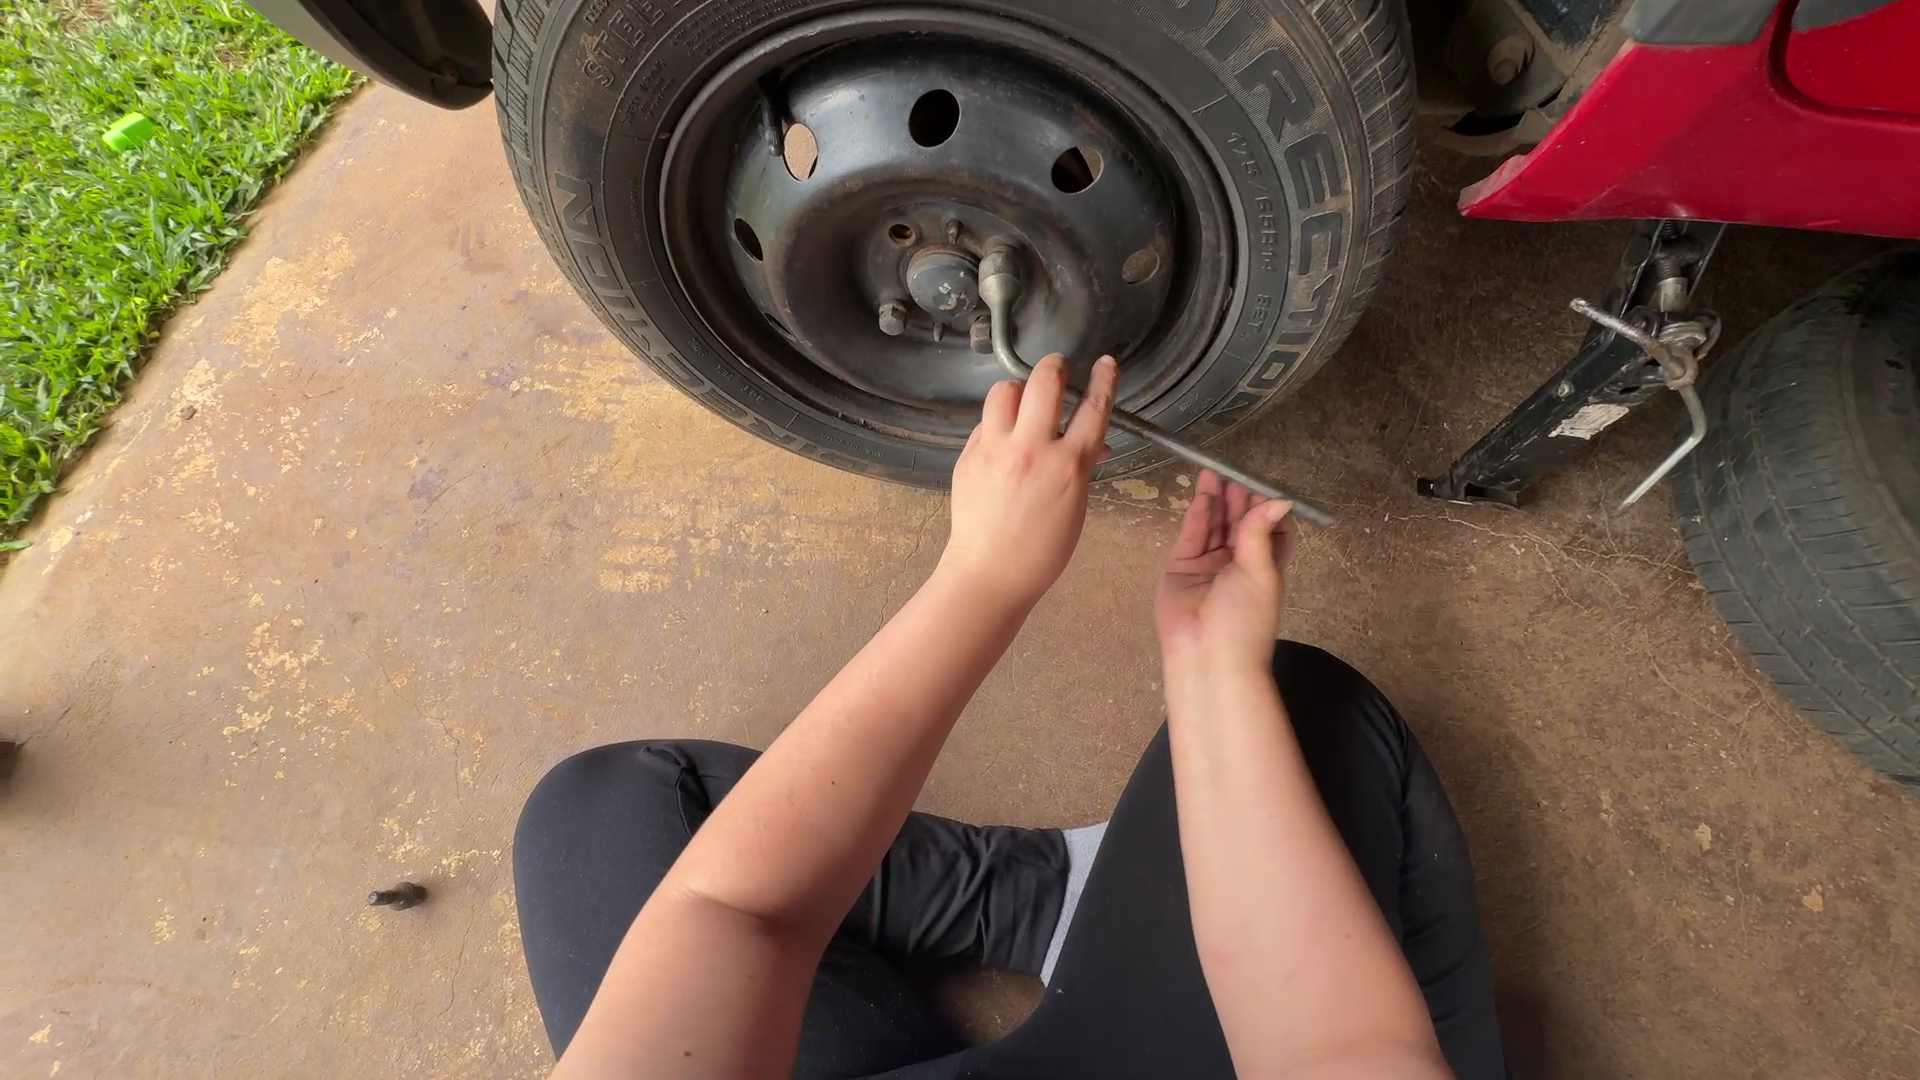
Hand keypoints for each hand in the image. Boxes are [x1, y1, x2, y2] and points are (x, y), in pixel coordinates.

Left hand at [940, 353, 1117, 608]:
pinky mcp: (968, 457)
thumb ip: (1081, 466)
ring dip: (1018, 390)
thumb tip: (1092, 442)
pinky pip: (984, 423)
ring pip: (1004, 391)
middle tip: (1058, 369)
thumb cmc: (1041, 550)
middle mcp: (1031, 450)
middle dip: (1055, 366)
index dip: (1104, 379)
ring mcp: (994, 451)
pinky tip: (1001, 441)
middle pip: (1045, 382)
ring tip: (1023, 404)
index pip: (1094, 408)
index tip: (1106, 363)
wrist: (989, 573)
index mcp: (1068, 466)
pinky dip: (997, 424)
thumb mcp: (1075, 506)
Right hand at [1155, 470, 1298, 668]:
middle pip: (1237, 525)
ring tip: (1214, 476)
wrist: (1208, 654)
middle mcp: (1236, 565)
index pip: (1268, 532)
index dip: (1266, 511)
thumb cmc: (1245, 619)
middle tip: (1234, 477)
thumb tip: (1280, 500)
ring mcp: (1207, 566)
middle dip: (1237, 501)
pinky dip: (1198, 516)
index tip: (1263, 490)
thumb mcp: (1260, 573)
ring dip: (1215, 502)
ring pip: (1213, 527)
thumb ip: (1261, 533)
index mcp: (1264, 569)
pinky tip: (1204, 497)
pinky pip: (1191, 536)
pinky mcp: (1181, 567)